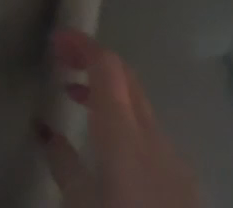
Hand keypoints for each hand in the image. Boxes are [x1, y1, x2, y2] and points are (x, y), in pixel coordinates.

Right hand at [39, 30, 202, 207]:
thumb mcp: (79, 203)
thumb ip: (64, 166)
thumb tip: (49, 135)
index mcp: (123, 135)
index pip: (108, 67)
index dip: (82, 45)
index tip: (54, 41)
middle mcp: (154, 139)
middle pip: (127, 81)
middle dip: (93, 62)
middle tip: (60, 60)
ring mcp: (174, 162)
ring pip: (140, 108)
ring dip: (108, 94)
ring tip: (74, 99)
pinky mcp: (184, 186)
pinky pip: (150, 136)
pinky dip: (124, 122)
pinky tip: (106, 150)